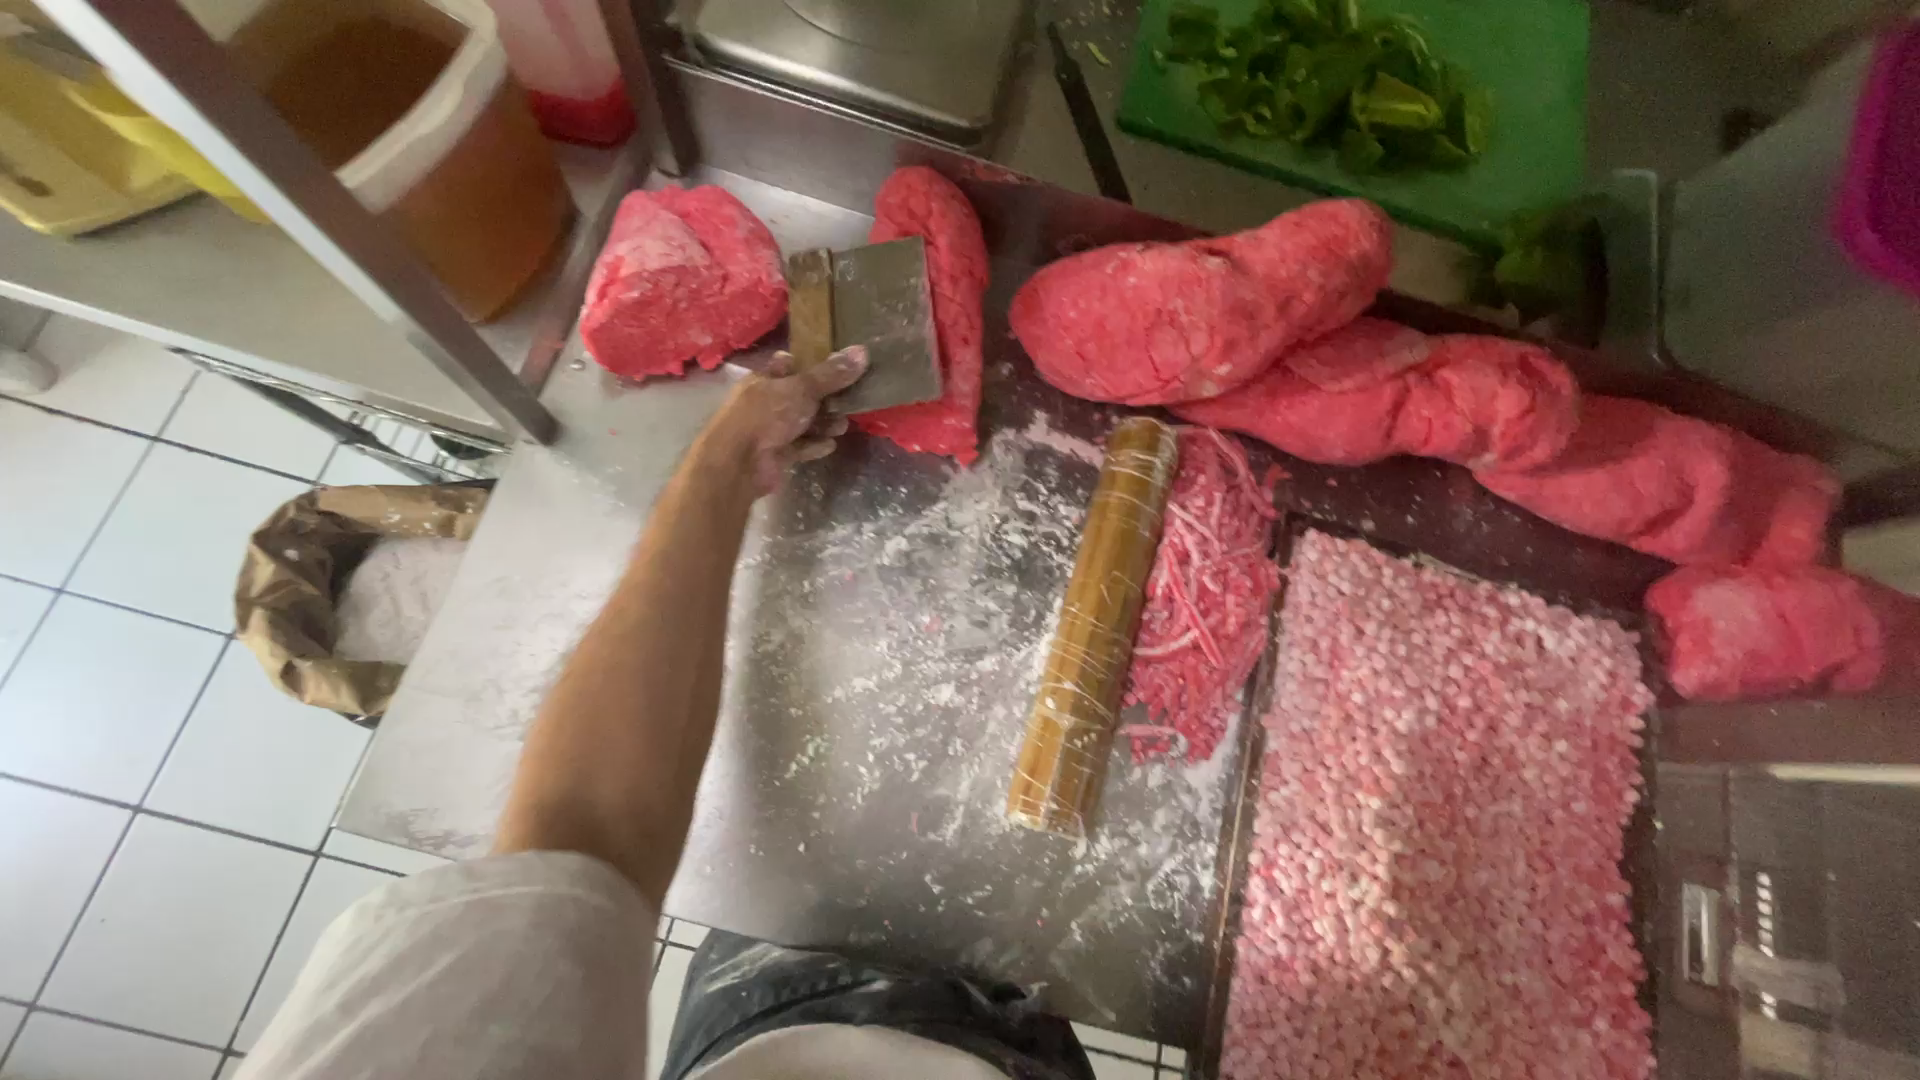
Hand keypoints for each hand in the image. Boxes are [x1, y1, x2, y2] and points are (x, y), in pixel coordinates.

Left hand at [711, 346, 867, 493]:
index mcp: (764, 379)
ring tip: (843, 426)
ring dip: (823, 424)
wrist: (740, 462)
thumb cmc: (767, 414)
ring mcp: (769, 430)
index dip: (811, 364)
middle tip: (848, 400)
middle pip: (800, 397)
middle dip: (825, 400)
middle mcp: (765, 402)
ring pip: (802, 423)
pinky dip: (814, 445)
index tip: (838, 367)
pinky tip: (830, 445)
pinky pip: (800, 447)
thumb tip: (862, 351)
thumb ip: (832, 375)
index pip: (789, 366)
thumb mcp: (802, 388)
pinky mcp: (776, 455)